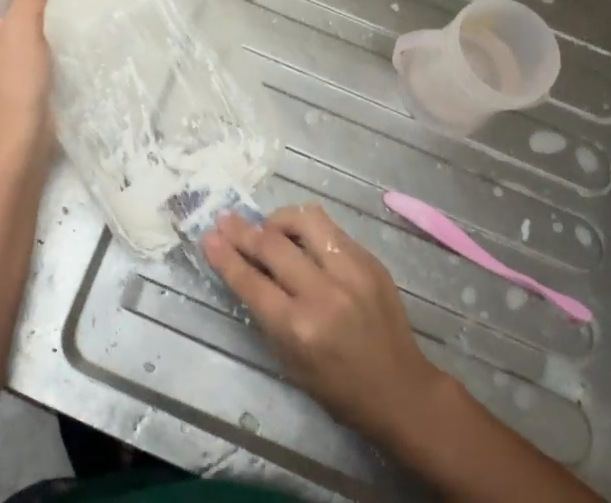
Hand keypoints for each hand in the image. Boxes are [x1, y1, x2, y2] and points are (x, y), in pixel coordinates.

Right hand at [204, 205, 447, 439]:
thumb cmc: (337, 387)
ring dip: (280, 220)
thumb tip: (243, 268)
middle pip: (273, 245)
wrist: (401, 390)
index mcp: (299, 327)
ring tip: (269, 228)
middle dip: (243, 231)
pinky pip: (332, 231)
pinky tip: (302, 241)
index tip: (209, 237)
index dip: (225, 256)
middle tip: (227, 221)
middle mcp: (324, 293)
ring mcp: (352, 272)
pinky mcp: (371, 261)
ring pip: (307, 220)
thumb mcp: (290, 360)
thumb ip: (266, 312)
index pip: (251, 281)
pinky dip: (310, 231)